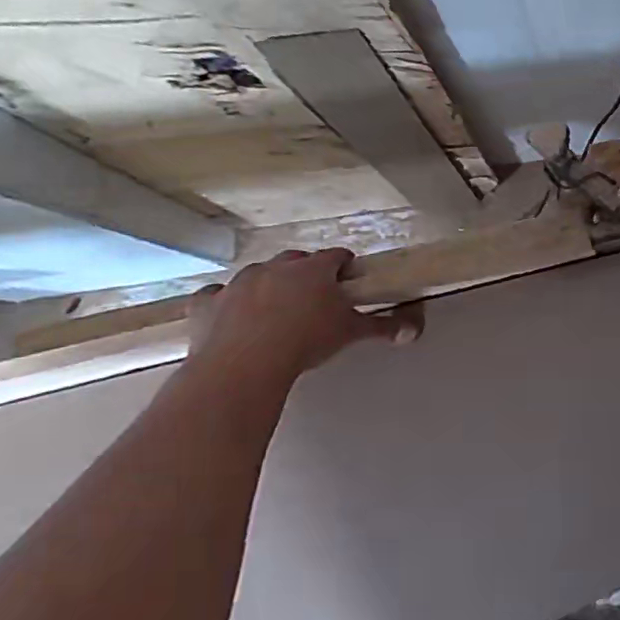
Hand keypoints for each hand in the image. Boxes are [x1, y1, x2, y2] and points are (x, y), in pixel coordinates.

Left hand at [186, 248, 419, 381]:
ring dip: (270, 283)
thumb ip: (385, 327)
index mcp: (313, 270)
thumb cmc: (308, 341)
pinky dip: (227, 300)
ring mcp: (237, 283)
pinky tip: (235, 314)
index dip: (346, 266)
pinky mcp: (206, 302)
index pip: (337, 255)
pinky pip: (217, 294)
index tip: (350, 280)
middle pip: (295, 259)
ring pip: (258, 273)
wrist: (245, 364)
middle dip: (307, 271)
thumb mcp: (354, 333)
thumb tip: (413, 330)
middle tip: (318, 295)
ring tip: (279, 307)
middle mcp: (274, 268)